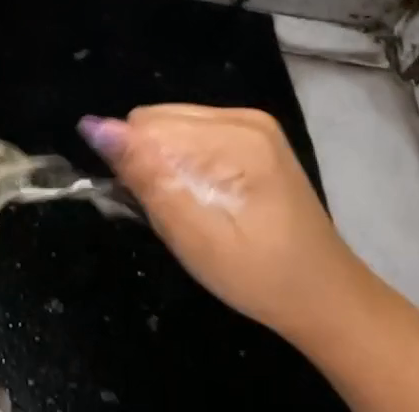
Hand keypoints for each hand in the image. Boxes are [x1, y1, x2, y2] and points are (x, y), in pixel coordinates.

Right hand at [79, 104, 373, 341]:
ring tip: (189, 204)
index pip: (142, 129)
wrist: (326, 300)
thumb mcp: (193, 235)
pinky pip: (183, 130)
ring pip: (162, 124)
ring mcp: (249, 123)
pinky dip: (179, 160)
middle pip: (151, 120)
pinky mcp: (250, 134)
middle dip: (147, 162)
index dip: (135, 169)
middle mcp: (242, 118)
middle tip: (174, 211)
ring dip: (161, 162)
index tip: (158, 208)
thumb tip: (92, 126)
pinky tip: (202, 193)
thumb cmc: (258, 277)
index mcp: (235, 140)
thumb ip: (145, 175)